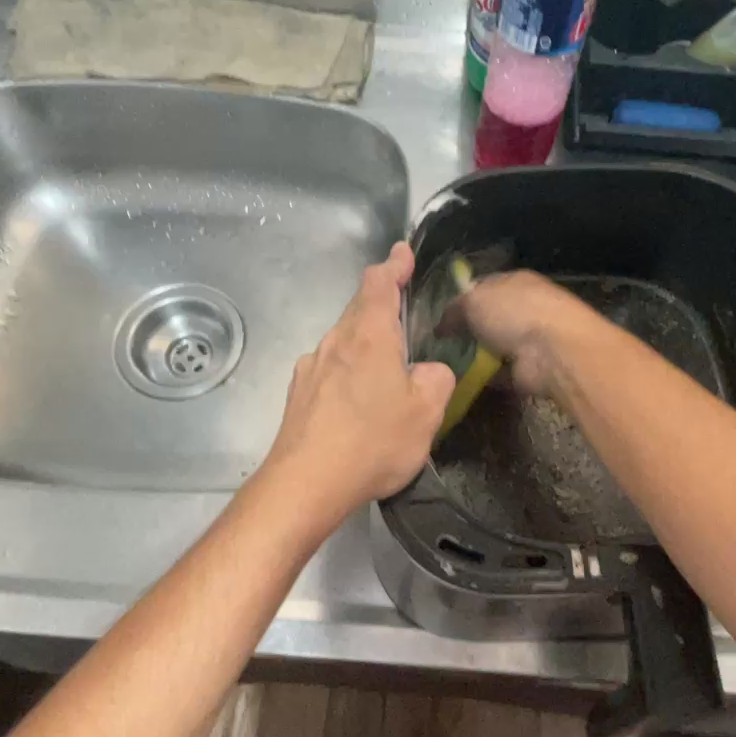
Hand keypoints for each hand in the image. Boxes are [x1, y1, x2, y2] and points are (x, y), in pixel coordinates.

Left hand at [263, 242, 455, 517]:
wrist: (307, 483)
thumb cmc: (372, 442)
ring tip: (385, 364)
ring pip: (343, 342)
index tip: (402, 253)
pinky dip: (348, 372)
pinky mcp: (298, 396)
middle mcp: (335, 343)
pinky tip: (357, 400)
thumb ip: (437, 380)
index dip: (393, 265)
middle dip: (380, 304)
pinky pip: (329, 370)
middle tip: (402, 309)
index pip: (379, 284)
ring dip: (364, 342)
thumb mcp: (427, 412)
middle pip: (358, 310)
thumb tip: (429, 370)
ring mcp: (311, 368)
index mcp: (369, 336)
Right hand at [454, 270, 601, 396]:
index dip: (462, 299)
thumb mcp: (473, 301)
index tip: (441, 317)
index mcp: (515, 282)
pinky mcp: (530, 369)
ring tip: (445, 365)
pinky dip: (484, 377)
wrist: (554, 352)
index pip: (484, 286)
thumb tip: (440, 326)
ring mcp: (530, 340)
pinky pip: (500, 373)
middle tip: (439, 344)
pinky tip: (462, 381)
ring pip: (494, 346)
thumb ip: (453, 310)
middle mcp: (525, 307)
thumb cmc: (514, 313)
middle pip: (490, 318)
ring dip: (475, 356)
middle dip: (467, 331)